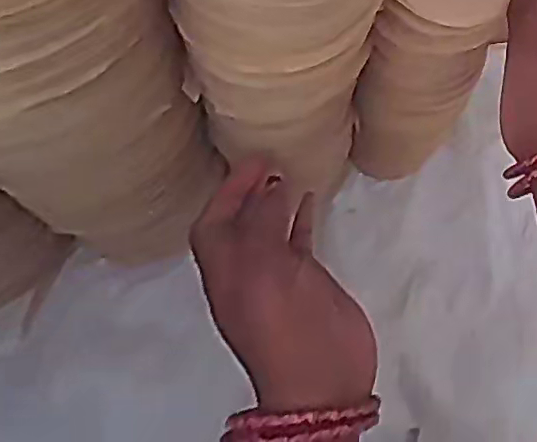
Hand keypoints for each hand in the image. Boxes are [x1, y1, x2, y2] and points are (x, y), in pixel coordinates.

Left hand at [189, 159, 376, 410]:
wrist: (323, 380)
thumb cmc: (288, 326)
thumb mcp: (267, 271)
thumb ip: (265, 225)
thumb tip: (272, 184)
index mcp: (227, 274)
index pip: (213, 223)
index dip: (227, 190)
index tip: (252, 158)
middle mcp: (246, 272)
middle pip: (238, 223)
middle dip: (248, 189)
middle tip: (270, 155)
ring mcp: (276, 277)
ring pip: (268, 227)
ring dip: (274, 198)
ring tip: (289, 168)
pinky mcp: (304, 280)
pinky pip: (296, 239)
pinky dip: (300, 215)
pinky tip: (312, 196)